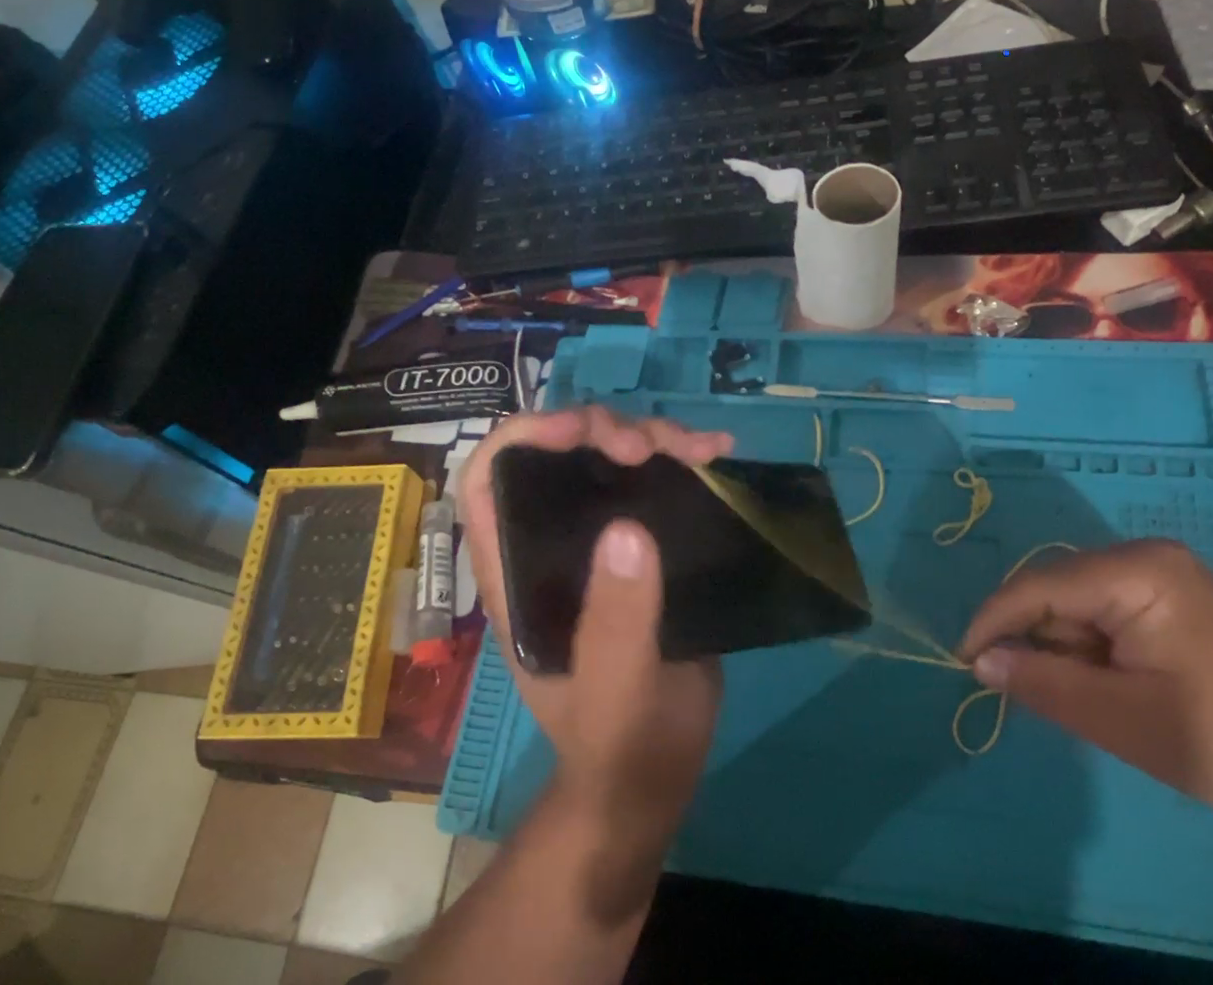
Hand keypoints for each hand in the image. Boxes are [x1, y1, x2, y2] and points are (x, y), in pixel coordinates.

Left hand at [459, 407, 734, 821]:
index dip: (525, 439)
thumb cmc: (618, 742)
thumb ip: (616, 621)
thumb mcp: (616, 690)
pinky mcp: (649, 560)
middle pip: (561, 460)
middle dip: (606, 433)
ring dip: (655, 441)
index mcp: (519, 575)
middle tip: (658, 449)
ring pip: (613, 467)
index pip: (490, 483)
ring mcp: (603, 553)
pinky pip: (660, 493)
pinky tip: (721, 457)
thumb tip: (627, 529)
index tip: (583, 433)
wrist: (651, 778)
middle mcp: (554, 551)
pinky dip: (688, 466)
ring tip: (704, 449)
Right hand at [959, 539, 1212, 820]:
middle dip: (1037, 642)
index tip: (961, 664)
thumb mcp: (1117, 718)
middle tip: (1040, 699)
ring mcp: (1162, 573)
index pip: (1038, 585)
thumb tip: (978, 661)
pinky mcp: (1169, 595)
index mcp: (1140, 572)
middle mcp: (1148, 556)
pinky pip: (1101, 611)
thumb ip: (1042, 683)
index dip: (992, 622)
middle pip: (1055, 590)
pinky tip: (1112, 686)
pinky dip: (1088, 649)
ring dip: (1064, 650)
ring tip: (1095, 702)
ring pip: (1074, 603)